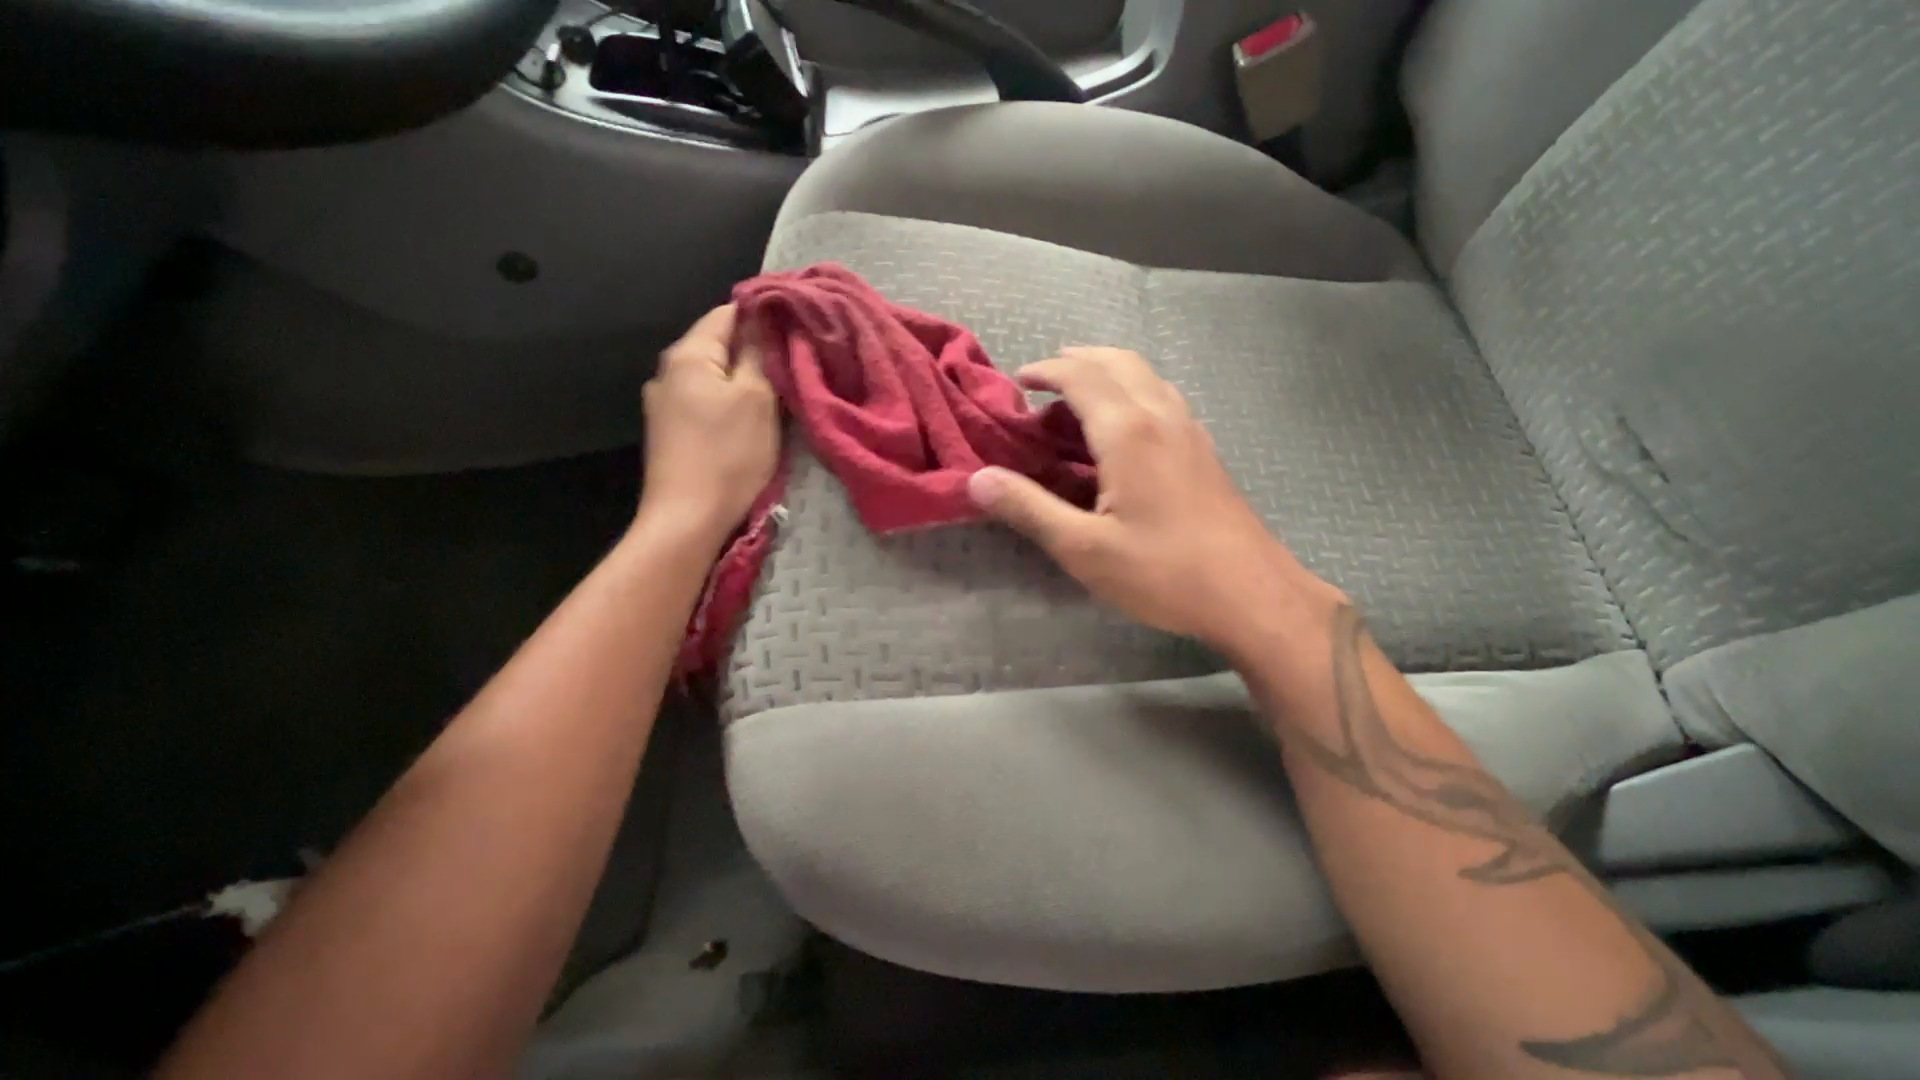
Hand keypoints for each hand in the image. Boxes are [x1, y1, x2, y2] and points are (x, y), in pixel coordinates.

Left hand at [638, 305, 780, 540]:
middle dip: (756, 350)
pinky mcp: (671, 435)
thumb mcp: (756, 398)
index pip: (728, 312)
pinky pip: (706, 404)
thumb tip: (764, 318)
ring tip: (780, 390)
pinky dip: (730, 404)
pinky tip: (751, 419)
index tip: (799, 325)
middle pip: (720, 346)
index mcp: (687, 355)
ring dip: (745, 380)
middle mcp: (668, 373)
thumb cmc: (727, 455)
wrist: (686, 521)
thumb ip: (760, 353)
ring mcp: (665, 406)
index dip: (765, 314)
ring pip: (715, 378)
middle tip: (796, 361)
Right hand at [967, 347, 1342, 658]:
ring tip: (1082, 395)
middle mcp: (1162, 416)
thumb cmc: (1164, 572)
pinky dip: (1136, 392)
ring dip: (1110, 372)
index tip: (1018, 379)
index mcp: (1128, 431)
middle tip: (1047, 377)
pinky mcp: (1207, 453)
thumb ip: (1029, 509)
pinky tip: (1129, 427)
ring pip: (1148, 377)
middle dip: (1079, 359)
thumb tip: (977, 479)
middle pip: (1119, 363)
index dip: (1047, 371)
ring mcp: (1191, 431)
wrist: (1252, 594)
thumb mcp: (1084, 549)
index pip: (1081, 377)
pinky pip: (1165, 399)